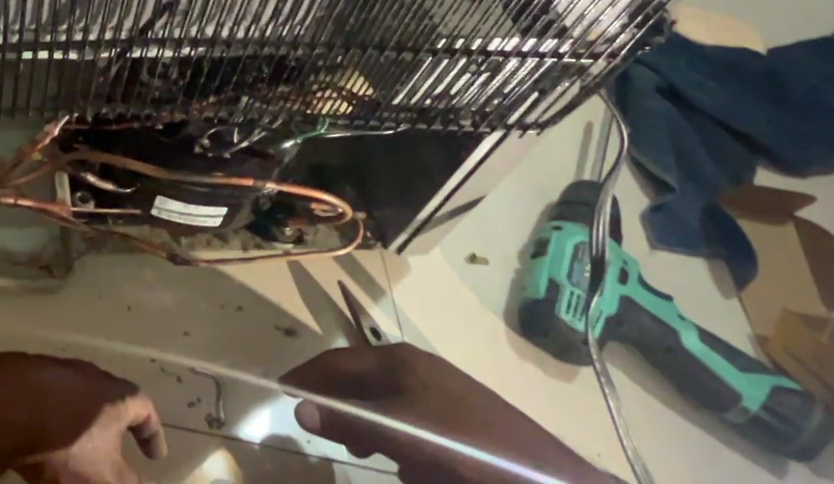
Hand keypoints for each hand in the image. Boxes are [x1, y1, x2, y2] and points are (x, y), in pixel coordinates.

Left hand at [0, 353, 166, 483]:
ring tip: (75, 448)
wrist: (2, 405)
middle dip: (112, 425)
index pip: (143, 406)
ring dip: (78, 421)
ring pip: (72, 396)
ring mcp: (49, 370)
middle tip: (115, 449)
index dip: (151, 432)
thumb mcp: (103, 478)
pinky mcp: (19, 375)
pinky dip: (48, 418)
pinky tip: (37, 437)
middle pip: (106, 396)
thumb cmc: (65, 442)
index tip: (154, 455)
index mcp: (112, 394)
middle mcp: (84, 373)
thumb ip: (126, 483)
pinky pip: (42, 398)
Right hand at [282, 344, 611, 483]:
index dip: (306, 377)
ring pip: (386, 402)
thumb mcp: (406, 436)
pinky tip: (406, 464)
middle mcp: (417, 368)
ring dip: (366, 423)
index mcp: (399, 361)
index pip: (336, 361)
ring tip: (358, 448)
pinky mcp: (463, 420)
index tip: (279, 392)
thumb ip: (352, 422)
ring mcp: (442, 392)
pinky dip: (397, 436)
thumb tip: (298, 408)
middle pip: (359, 378)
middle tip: (314, 425)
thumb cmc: (473, 450)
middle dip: (337, 402)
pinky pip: (413, 421)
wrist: (555, 481)